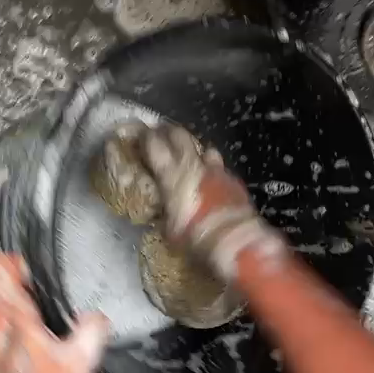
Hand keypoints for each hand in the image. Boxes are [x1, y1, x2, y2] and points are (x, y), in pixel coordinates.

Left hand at [0, 254, 109, 372]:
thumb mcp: (79, 363)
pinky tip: (24, 360)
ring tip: (35, 335)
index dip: (16, 262)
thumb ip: (92, 331)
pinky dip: (4, 340)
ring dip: (10, 316)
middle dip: (18, 291)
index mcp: (10, 315)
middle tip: (41, 306)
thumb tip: (97, 319)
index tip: (32, 273)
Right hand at [111, 123, 285, 279]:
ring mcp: (216, 169)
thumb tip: (164, 211)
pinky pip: (220, 167)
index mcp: (171, 174)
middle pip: (178, 134)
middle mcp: (193, 165)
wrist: (234, 240)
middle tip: (160, 134)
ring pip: (203, 147)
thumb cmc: (196, 237)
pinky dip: (213, 169)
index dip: (145, 137)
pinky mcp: (232, 179)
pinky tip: (212, 178)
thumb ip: (166, 213)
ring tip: (189, 156)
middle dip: (168, 131)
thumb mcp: (171, 229)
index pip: (153, 144)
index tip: (139, 136)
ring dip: (195, 150)